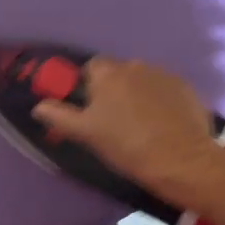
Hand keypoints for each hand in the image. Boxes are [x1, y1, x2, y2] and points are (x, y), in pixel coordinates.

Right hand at [31, 57, 224, 202]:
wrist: (181, 159)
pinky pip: (166, 89)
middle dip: (115, 90)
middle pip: (119, 72)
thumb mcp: (87, 134)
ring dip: (139, 94)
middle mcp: (136, 65)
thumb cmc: (127, 146)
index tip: (92, 109)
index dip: (89, 86)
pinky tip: (164, 124)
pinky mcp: (186, 87)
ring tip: (142, 123)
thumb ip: (60, 116)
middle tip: (115, 120)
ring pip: (143, 80)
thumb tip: (38, 106)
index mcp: (108, 73)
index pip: (92, 67)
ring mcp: (164, 74)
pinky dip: (162, 101)